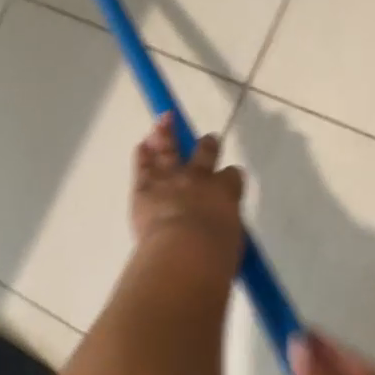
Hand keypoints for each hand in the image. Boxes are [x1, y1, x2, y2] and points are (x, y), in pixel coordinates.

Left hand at [130, 114, 243, 266]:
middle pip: (205, 152)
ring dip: (166, 134)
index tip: (230, 178)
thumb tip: (221, 232)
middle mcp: (199, 178)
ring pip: (169, 149)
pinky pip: (143, 164)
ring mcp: (171, 178)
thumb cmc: (215, 255)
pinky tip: (142, 145)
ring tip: (164, 120)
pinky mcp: (145, 186)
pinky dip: (143, 154)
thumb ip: (225, 230)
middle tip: (208, 138)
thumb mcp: (232, 242)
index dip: (230, 177)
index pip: (232, 176)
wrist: (183, 250)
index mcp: (226, 191)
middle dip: (207, 145)